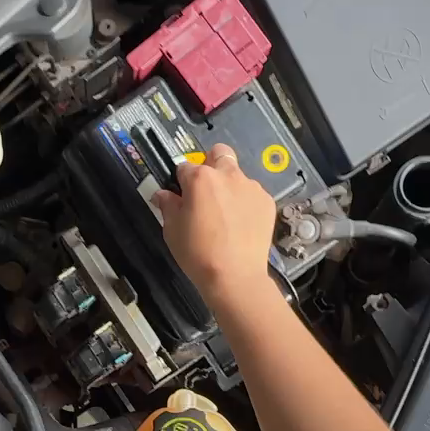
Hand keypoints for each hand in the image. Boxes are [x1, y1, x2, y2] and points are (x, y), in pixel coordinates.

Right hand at [150, 143, 280, 305]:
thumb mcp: (172, 231)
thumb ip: (168, 206)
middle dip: (211, 165)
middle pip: (218, 154)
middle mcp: (228, 174)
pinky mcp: (267, 202)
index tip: (181, 196)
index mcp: (200, 178)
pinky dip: (245, 204)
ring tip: (226, 217)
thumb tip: (162, 194)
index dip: (180, 181)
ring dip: (229, 188)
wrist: (234, 276)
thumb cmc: (197, 253)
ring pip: (237, 176)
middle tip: (206, 192)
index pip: (184, 167)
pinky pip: (252, 195)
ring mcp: (251, 187)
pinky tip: (240, 226)